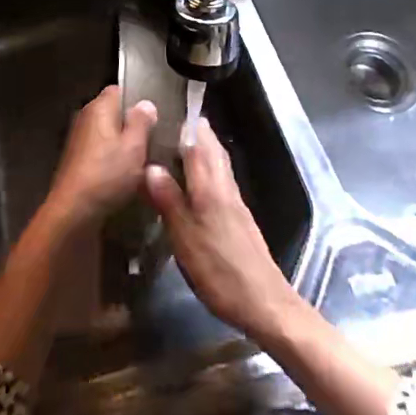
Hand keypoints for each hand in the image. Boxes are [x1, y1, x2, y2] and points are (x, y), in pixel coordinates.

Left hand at [43, 85, 156, 229]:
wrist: (73, 211)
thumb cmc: (107, 173)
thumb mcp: (134, 146)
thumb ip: (142, 121)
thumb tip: (146, 104)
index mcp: (99, 108)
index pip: (119, 89)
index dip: (138, 98)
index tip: (156, 114)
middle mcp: (86, 118)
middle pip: (115, 113)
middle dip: (134, 124)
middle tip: (156, 138)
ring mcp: (79, 141)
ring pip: (109, 135)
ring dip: (125, 145)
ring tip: (147, 159)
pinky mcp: (78, 162)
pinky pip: (102, 152)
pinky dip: (114, 160)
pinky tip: (128, 176)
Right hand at [144, 116, 306, 342]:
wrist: (264, 302)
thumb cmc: (220, 270)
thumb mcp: (185, 238)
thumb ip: (169, 200)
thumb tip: (151, 166)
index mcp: (211, 187)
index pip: (199, 143)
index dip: (185, 125)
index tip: (166, 112)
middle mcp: (226, 187)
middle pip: (212, 149)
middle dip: (194, 133)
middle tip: (169, 127)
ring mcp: (235, 202)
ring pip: (218, 163)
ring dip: (201, 150)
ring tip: (177, 148)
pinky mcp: (238, 218)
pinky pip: (220, 180)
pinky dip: (206, 170)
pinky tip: (194, 183)